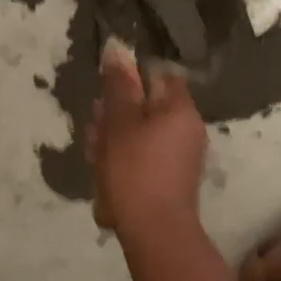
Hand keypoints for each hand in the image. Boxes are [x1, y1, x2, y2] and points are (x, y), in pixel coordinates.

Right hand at [86, 37, 206, 235]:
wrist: (153, 232)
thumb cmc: (135, 169)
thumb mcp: (120, 121)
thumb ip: (118, 84)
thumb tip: (117, 47)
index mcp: (180, 110)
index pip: (160, 75)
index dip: (132, 77)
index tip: (107, 88)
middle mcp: (186, 129)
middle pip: (146, 104)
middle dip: (115, 111)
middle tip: (95, 126)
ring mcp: (179, 156)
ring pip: (140, 131)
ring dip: (113, 135)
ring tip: (93, 152)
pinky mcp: (168, 177)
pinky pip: (143, 153)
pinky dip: (122, 156)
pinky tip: (102, 168)